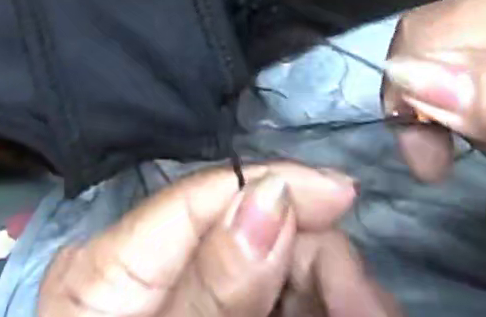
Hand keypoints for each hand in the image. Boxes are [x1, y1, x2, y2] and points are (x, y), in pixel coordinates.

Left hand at [37, 163, 399, 316]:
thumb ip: (212, 288)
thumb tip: (271, 194)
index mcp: (111, 266)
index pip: (205, 194)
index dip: (280, 182)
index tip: (348, 197)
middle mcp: (146, 271)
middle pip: (248, 227)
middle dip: (317, 259)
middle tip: (374, 310)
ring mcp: (180, 299)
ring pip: (271, 264)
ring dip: (328, 289)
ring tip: (371, 315)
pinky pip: (271, 302)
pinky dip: (312, 309)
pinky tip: (342, 315)